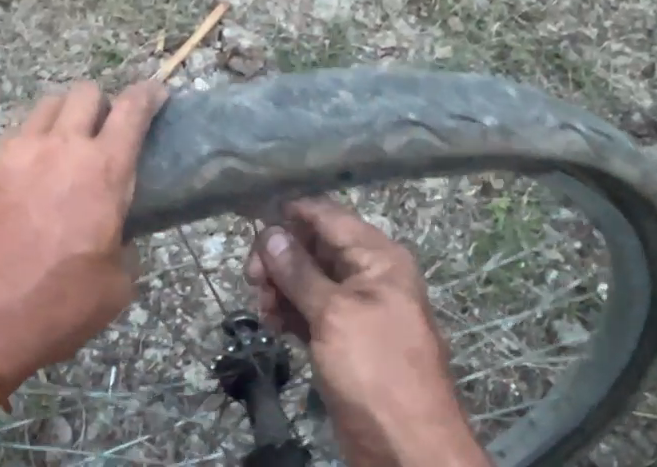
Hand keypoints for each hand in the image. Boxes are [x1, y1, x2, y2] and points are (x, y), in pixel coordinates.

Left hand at [0, 81, 164, 389]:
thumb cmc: (57, 308)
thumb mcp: (117, 285)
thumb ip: (125, 239)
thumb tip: (116, 228)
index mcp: (103, 170)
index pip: (133, 108)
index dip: (149, 94)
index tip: (156, 94)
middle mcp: (60, 147)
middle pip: (85, 93)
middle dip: (102, 104)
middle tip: (103, 131)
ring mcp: (15, 151)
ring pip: (45, 107)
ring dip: (62, 119)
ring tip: (61, 147)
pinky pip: (11, 137)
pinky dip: (27, 146)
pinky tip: (24, 176)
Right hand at [247, 199, 489, 466]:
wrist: (407, 448)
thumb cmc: (375, 369)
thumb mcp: (334, 314)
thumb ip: (299, 271)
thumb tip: (270, 233)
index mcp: (378, 256)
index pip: (327, 215)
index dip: (289, 213)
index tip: (249, 217)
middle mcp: (368, 274)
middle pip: (313, 246)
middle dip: (280, 257)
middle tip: (252, 279)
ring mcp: (356, 307)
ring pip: (307, 279)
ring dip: (280, 288)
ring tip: (263, 310)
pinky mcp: (343, 337)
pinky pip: (309, 310)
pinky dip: (289, 312)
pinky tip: (272, 325)